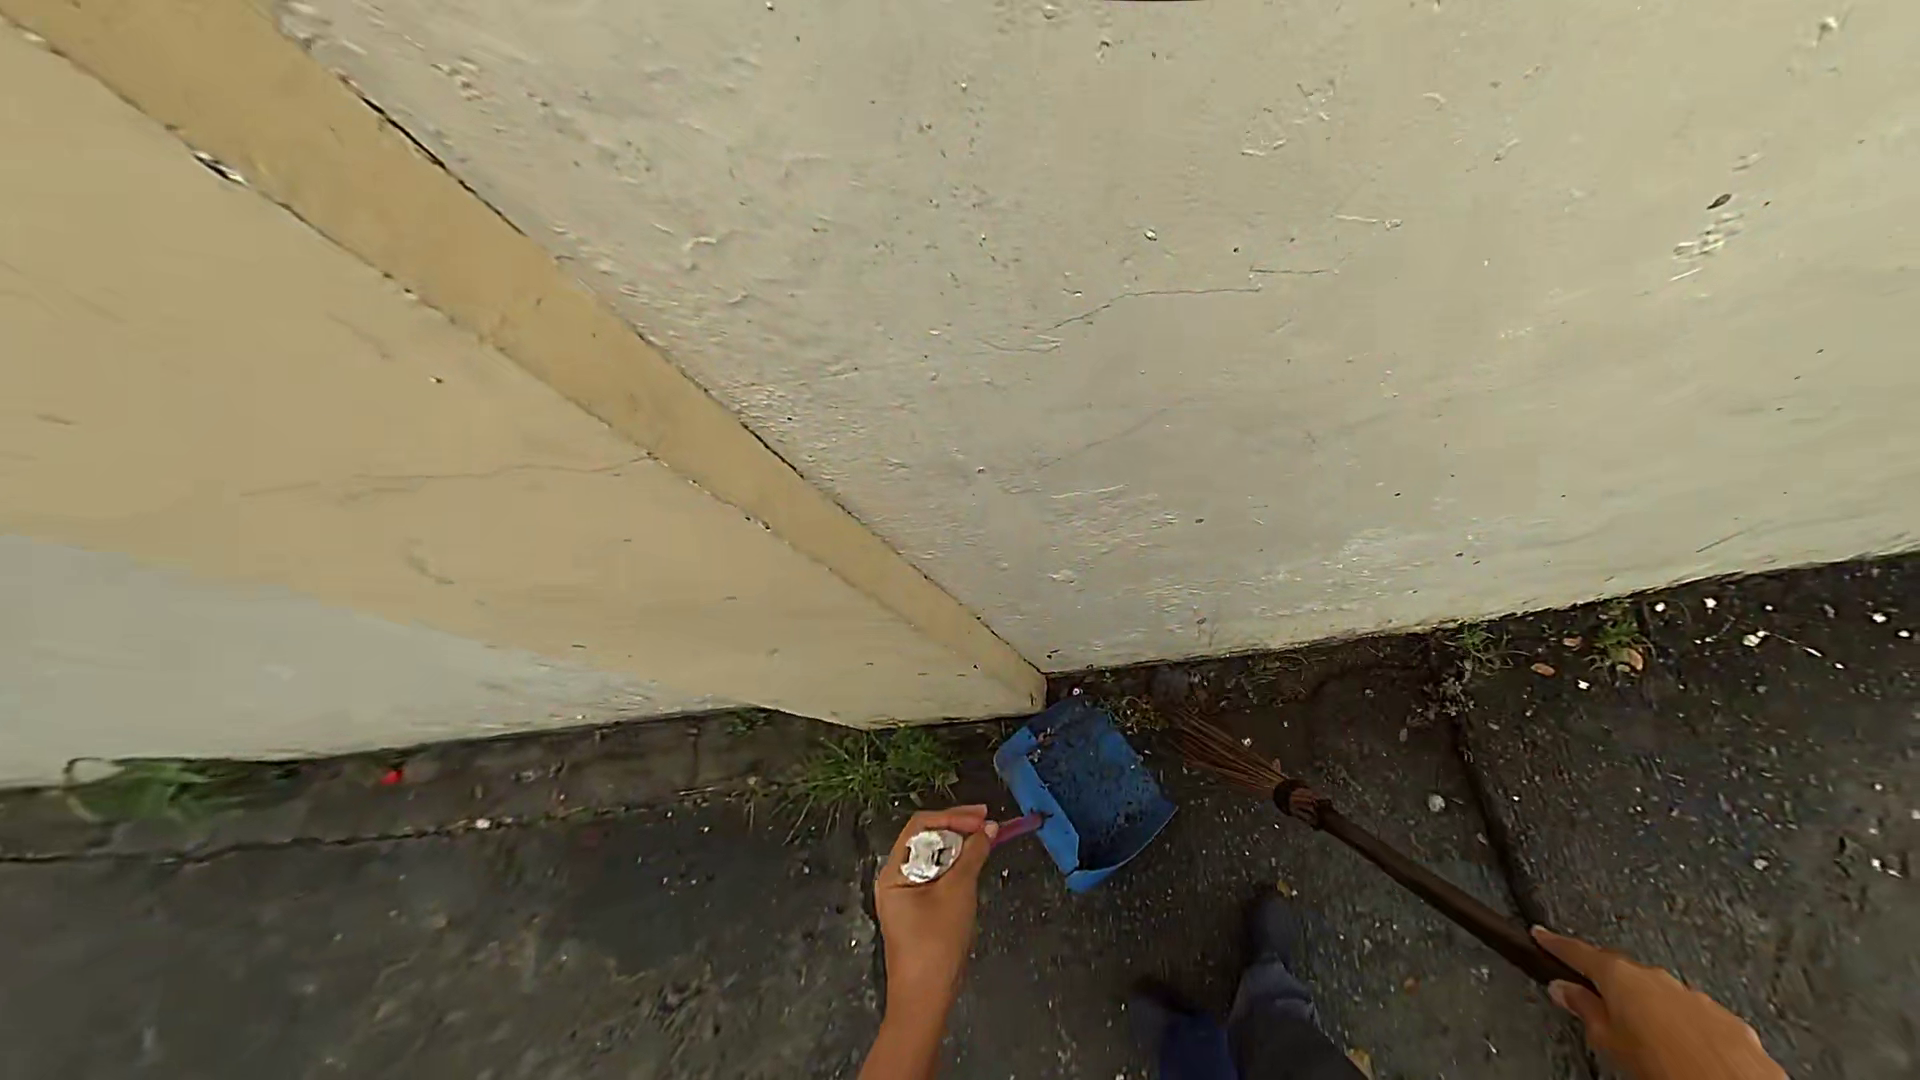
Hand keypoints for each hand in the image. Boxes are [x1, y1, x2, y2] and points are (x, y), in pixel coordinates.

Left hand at [874, 805, 997, 1013]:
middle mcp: (895, 877)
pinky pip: (937, 874)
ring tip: (985, 841)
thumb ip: (973, 854)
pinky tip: (974, 865)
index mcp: (894, 870)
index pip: (920, 826)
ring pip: (934, 856)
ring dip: (960, 846)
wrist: (926, 1000)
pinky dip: (957, 865)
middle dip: (958, 828)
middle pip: (926, 838)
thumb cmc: (936, 943)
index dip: (953, 816)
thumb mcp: (958, 892)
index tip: (982, 816)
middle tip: (987, 825)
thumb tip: (989, 828)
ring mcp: (906, 893)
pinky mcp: (919, 908)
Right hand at [1532, 926, 1785, 1079]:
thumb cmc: (1669, 1071)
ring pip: (1662, 994)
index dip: (1554, 942)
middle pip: (1622, 971)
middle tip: (1594, 999)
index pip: (1576, 950)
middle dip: (1608, 983)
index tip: (1541, 935)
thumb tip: (1565, 991)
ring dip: (1650, 1008)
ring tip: (1646, 1038)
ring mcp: (1699, 1000)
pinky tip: (1685, 1049)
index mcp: (1620, 976)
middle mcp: (1658, 979)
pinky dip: (1685, 1026)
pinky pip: (1698, 1016)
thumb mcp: (1609, 1042)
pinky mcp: (1734, 1026)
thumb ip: (1584, 1009)